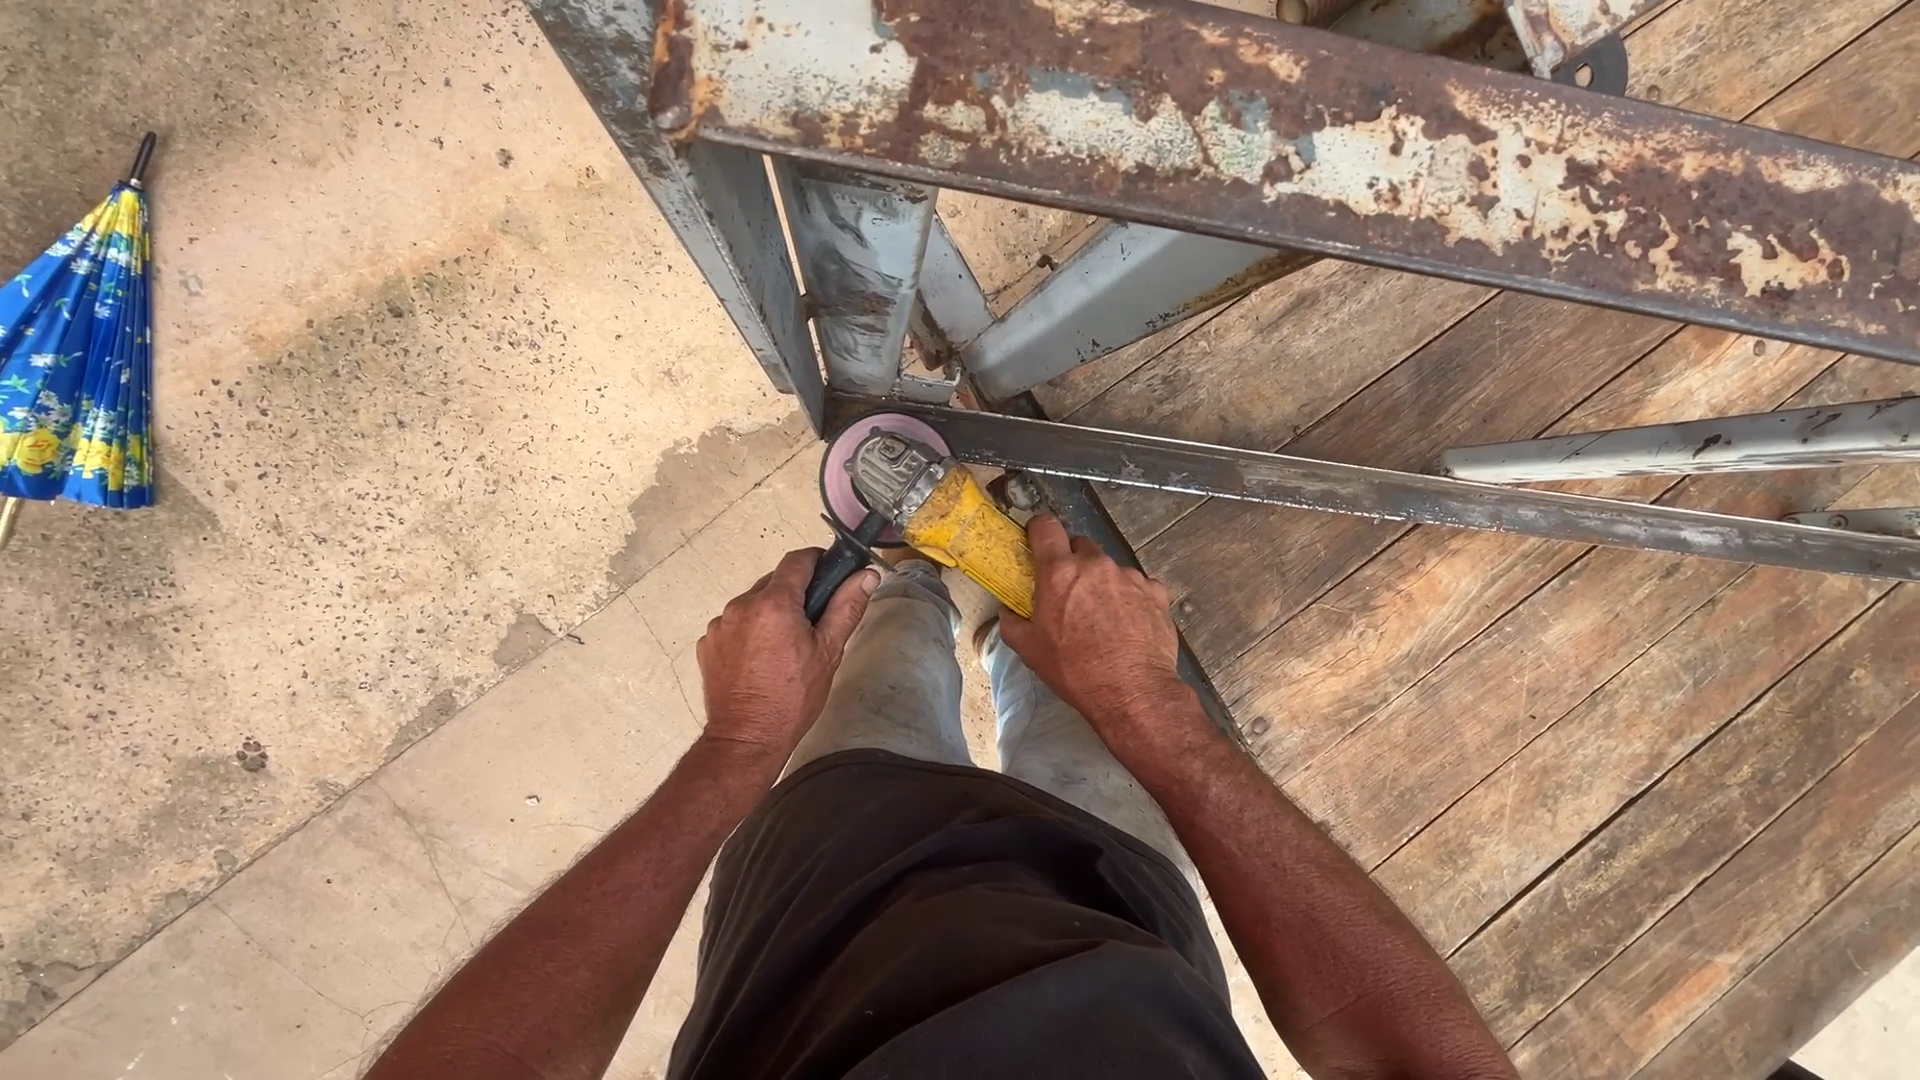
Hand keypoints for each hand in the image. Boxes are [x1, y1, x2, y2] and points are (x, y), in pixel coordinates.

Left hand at [695, 549, 877, 758]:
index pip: (797, 560)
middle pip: (774, 582)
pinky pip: (734, 624)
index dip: (817, 561)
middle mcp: (741, 605)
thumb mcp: (829, 652)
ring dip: (771, 613)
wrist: (746, 739)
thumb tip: (866, 576)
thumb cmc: (793, 698)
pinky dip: (750, 632)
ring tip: (785, 647)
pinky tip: (761, 660)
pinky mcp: (708, 643)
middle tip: (813, 623)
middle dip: (795, 594)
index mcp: (774, 603)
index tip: (830, 572)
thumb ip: (846, 607)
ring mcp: (720, 625)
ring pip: (753, 604)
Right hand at [998, 515, 1201, 752]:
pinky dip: (1130, 597)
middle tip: (1069, 591)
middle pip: (1080, 545)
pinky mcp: (1156, 591)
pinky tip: (1128, 623)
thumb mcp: (1029, 650)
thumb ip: (1011, 623)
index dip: (1039, 530)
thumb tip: (1007, 612)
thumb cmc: (1074, 669)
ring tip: (1103, 616)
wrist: (1132, 691)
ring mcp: (1129, 575)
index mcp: (1059, 572)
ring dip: (1102, 582)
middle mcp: (1095, 564)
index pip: (1045, 527)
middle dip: (1072, 561)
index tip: (1037, 540)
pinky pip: (1138, 585)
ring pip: (1109, 567)